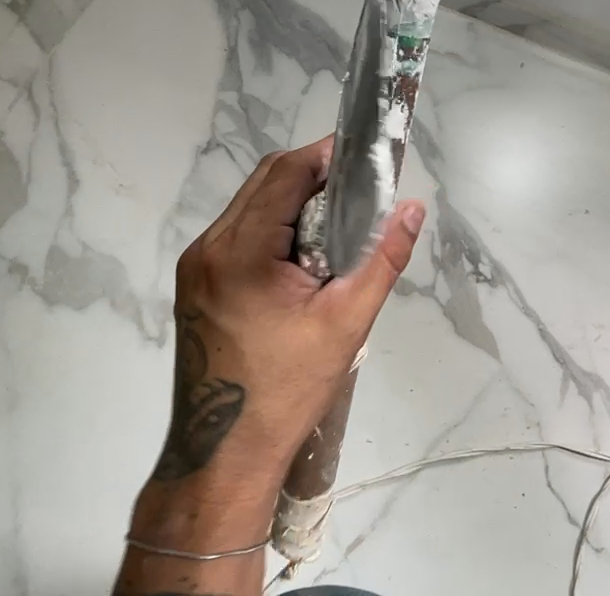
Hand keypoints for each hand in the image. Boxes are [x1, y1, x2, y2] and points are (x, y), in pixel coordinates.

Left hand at [154, 137, 424, 493]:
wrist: (223, 454)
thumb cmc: (289, 387)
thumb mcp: (349, 321)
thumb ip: (383, 257)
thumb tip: (412, 208)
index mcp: (240, 252)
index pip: (284, 174)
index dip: (326, 154)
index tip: (368, 155)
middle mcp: (208, 249)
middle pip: (264, 181)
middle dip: (314, 172)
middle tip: (363, 185)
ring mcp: (197, 268)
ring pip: (251, 204)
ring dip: (296, 198)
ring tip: (343, 217)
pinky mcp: (198, 285)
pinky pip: (241, 231)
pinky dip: (277, 224)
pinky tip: (310, 249)